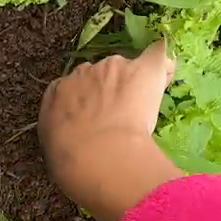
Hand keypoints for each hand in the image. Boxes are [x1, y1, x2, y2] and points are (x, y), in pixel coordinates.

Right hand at [38, 44, 183, 220]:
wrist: (97, 157)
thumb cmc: (70, 163)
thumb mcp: (54, 147)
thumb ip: (62, 131)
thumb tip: (74, 135)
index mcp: (56, 93)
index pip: (70, 87)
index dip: (84, 100)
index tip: (92, 116)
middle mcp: (81, 73)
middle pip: (98, 74)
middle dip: (107, 90)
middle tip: (117, 117)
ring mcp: (113, 67)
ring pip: (126, 68)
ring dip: (132, 83)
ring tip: (142, 109)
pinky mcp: (143, 69)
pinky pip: (156, 58)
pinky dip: (163, 68)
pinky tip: (166, 79)